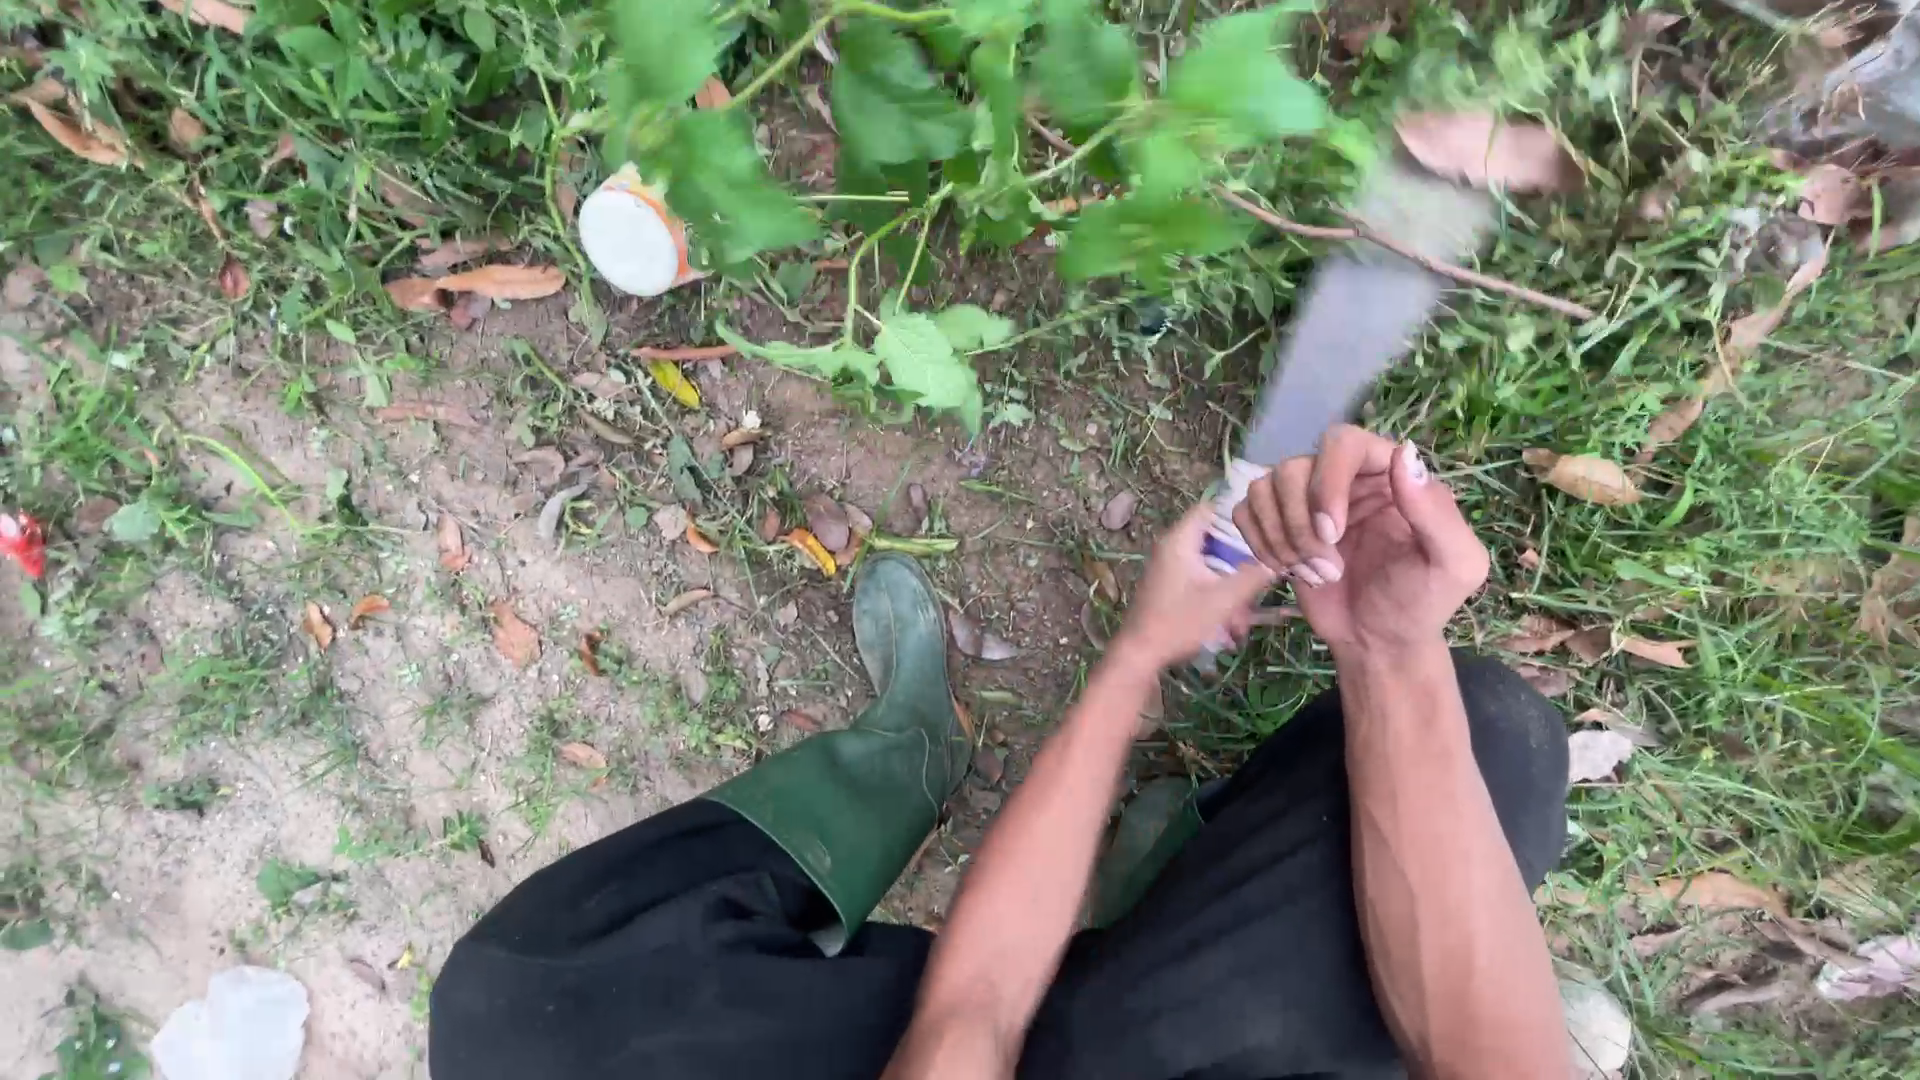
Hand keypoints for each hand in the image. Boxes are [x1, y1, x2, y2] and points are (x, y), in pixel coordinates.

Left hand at [1109, 501, 1277, 669]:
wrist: (1141, 653)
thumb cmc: (1180, 621)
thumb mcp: (1224, 599)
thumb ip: (1253, 576)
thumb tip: (1276, 561)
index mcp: (1179, 541)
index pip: (1210, 509)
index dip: (1237, 515)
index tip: (1264, 528)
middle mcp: (1171, 548)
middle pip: (1215, 541)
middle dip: (1239, 563)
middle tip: (1261, 580)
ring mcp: (1168, 568)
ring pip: (1210, 567)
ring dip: (1230, 588)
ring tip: (1242, 619)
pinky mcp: (1169, 586)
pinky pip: (1200, 581)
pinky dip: (1216, 597)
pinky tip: (1230, 625)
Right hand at [1230, 425, 1488, 654]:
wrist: (1379, 642)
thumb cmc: (1421, 603)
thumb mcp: (1454, 563)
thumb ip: (1436, 510)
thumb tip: (1403, 453)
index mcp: (1387, 475)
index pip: (1342, 443)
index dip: (1327, 481)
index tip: (1331, 532)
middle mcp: (1342, 480)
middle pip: (1292, 468)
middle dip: (1300, 525)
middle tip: (1326, 568)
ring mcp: (1304, 502)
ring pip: (1263, 489)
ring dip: (1282, 539)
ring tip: (1313, 573)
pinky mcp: (1276, 526)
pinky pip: (1245, 513)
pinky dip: (1260, 544)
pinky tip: (1286, 570)